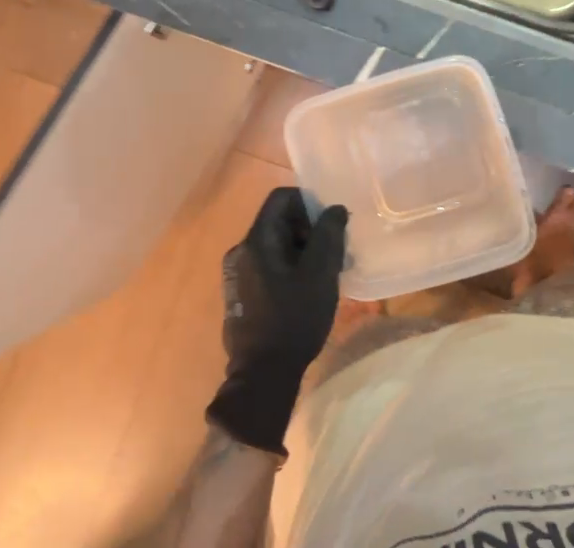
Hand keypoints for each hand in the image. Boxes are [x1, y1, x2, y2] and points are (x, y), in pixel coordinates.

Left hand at [205, 187, 346, 455]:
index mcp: (256, 241)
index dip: (308, 202)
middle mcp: (241, 251)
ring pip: (275, 244)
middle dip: (309, 229)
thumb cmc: (293, 320)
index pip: (280, 198)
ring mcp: (238, 273)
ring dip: (303, 249)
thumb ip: (328, 236)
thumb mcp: (320, 275)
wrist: (262, 375)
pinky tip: (308, 289)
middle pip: (278, 220)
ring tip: (326, 272)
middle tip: (335, 250)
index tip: (331, 222)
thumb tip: (335, 209)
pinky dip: (291, 266)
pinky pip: (269, 264)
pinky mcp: (241, 291)